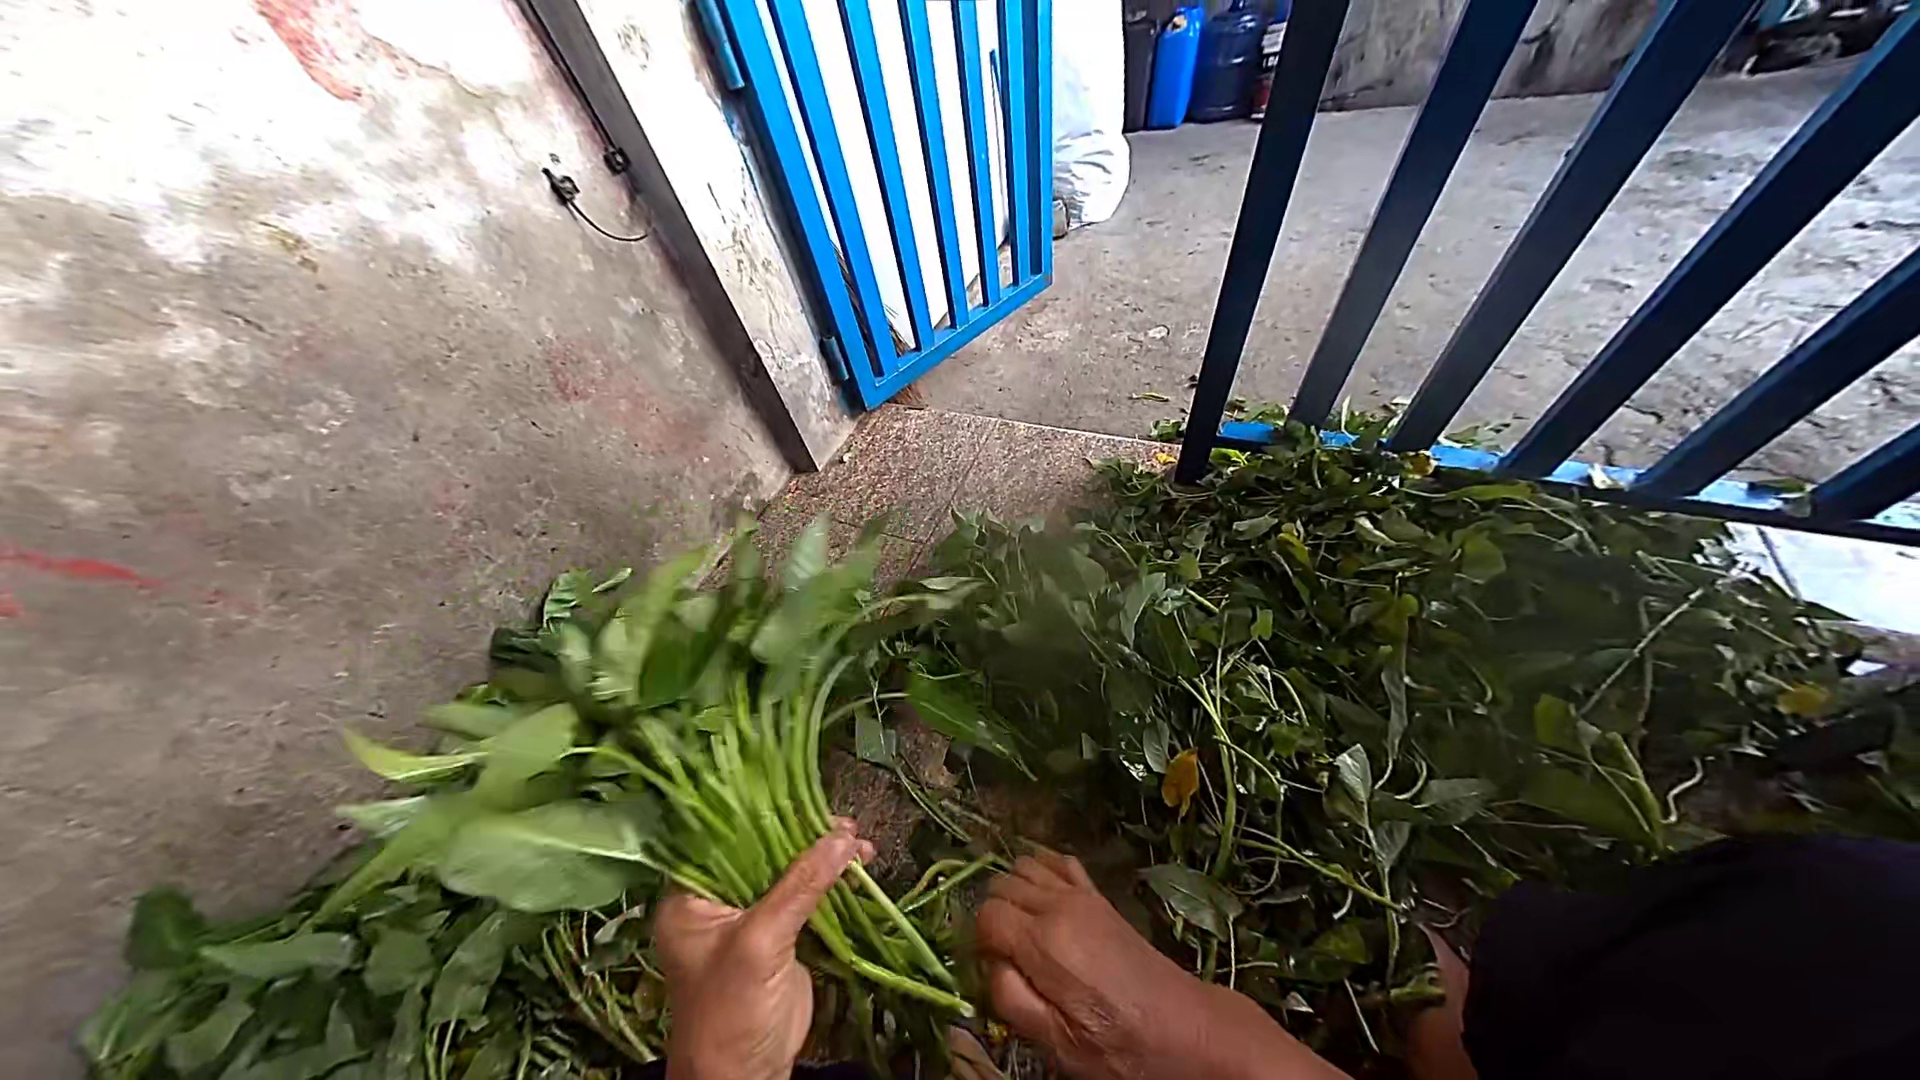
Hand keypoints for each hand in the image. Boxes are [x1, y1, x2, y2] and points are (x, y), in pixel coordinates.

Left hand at [656, 820, 874, 1079]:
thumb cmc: (730, 1013)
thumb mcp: (760, 943)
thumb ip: (800, 886)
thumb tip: (844, 837)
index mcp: (691, 897)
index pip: (724, 837)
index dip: (764, 813)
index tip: (804, 797)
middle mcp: (718, 899)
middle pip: (764, 848)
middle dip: (807, 834)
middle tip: (844, 823)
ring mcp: (752, 915)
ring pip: (791, 868)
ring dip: (826, 855)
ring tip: (860, 844)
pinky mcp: (780, 931)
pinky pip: (807, 892)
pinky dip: (833, 879)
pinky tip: (859, 866)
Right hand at [976, 852, 1348, 1079]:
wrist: (1184, 1028)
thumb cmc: (1121, 1048)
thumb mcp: (1060, 1046)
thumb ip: (1013, 1000)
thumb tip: (990, 966)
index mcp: (1045, 942)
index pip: (985, 915)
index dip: (977, 941)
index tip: (987, 967)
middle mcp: (1057, 904)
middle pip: (998, 885)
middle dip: (991, 914)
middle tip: (1002, 952)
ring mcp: (1078, 892)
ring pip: (1021, 865)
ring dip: (1011, 889)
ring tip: (1019, 926)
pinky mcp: (1095, 892)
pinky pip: (1055, 859)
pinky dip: (1039, 867)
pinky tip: (1041, 895)